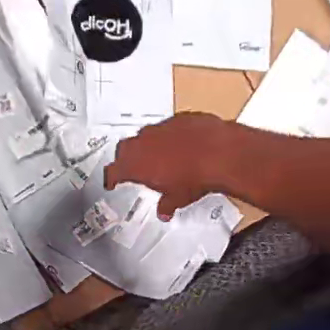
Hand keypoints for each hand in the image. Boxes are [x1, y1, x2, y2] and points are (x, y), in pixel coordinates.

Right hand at [106, 112, 250, 217]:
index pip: (113, 171)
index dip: (111, 178)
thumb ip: (166, 204)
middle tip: (131, 168)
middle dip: (125, 158)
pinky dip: (168, 137)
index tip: (111, 181)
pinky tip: (178, 147)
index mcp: (136, 165)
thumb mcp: (177, 198)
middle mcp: (143, 143)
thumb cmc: (194, 176)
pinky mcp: (176, 119)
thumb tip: (164, 210)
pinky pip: (166, 128)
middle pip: (124, 149)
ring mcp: (159, 128)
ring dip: (147, 146)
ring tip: (157, 158)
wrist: (218, 153)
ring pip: (144, 135)